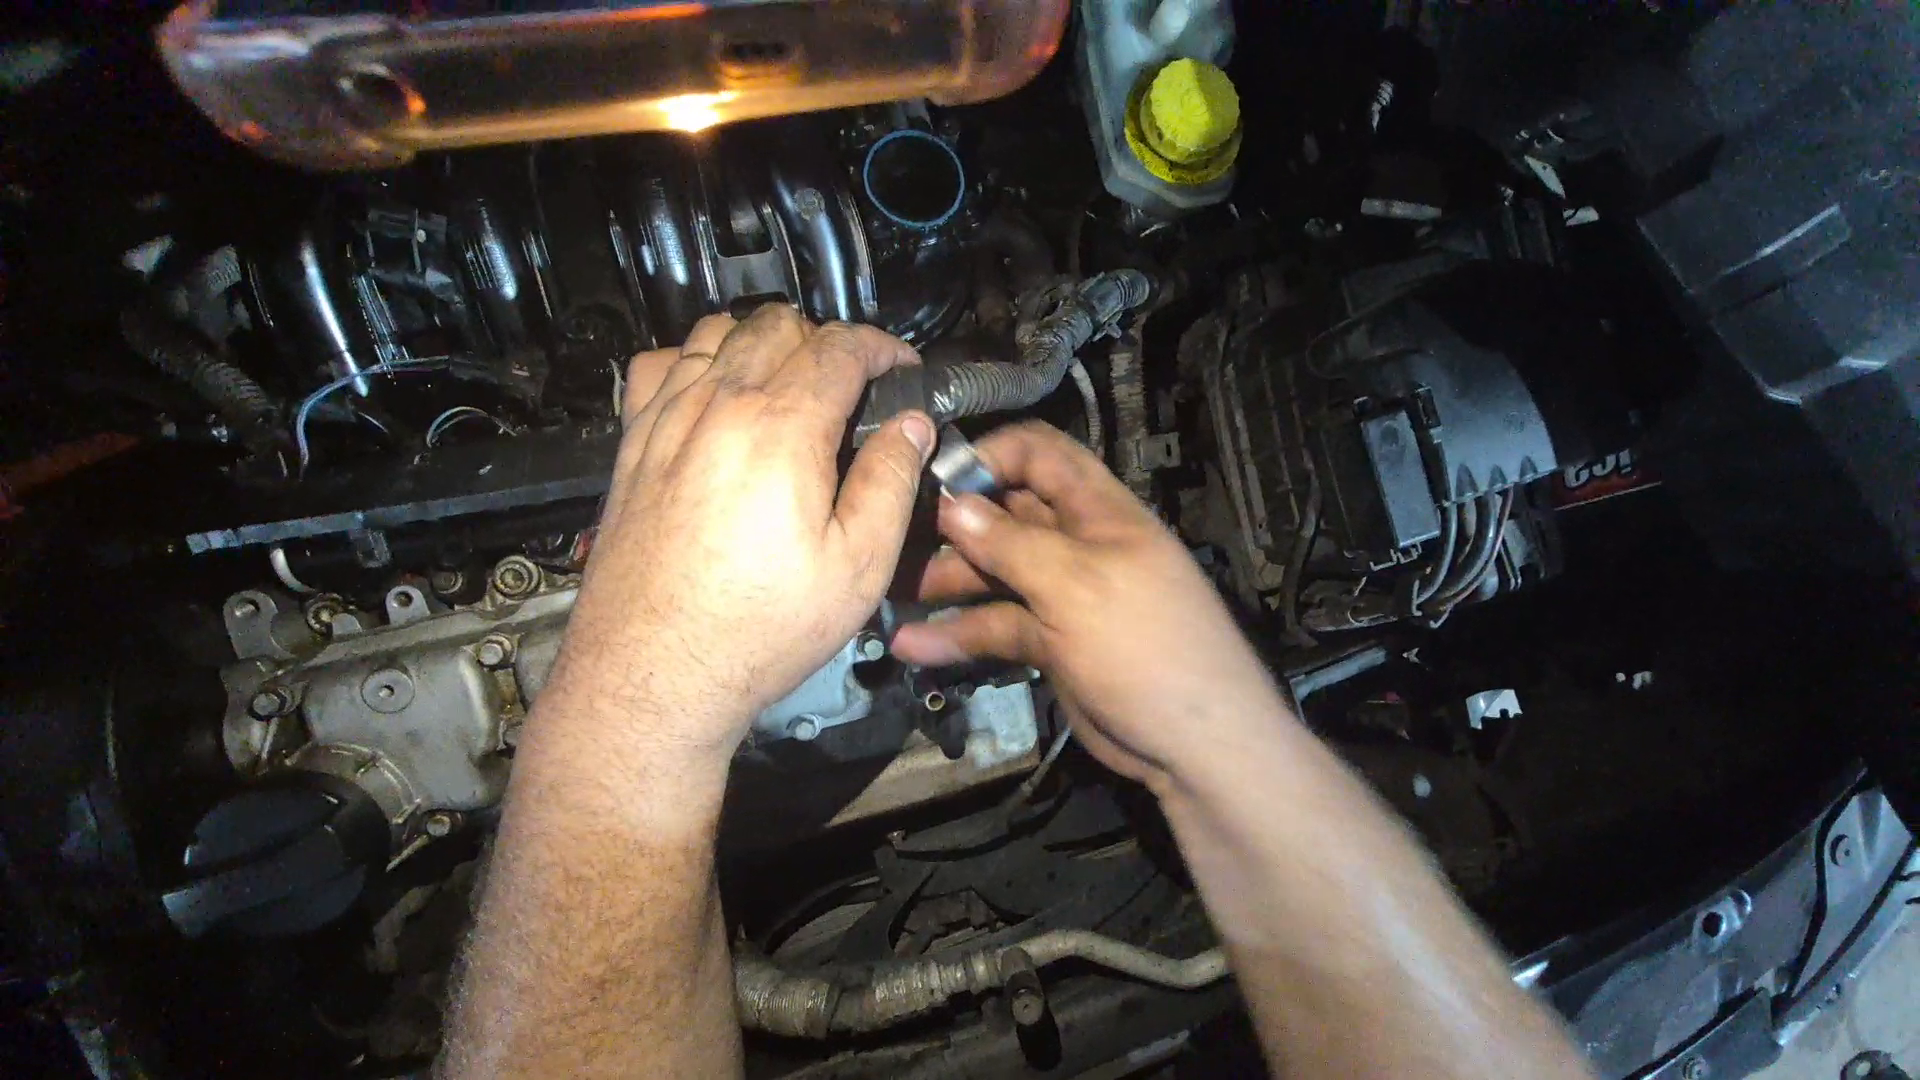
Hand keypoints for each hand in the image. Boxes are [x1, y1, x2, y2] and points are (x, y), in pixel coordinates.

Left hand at [543, 306, 935, 760]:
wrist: (653, 675)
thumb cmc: (762, 628)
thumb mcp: (858, 566)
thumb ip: (890, 480)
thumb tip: (911, 424)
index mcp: (781, 428)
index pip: (839, 348)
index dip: (882, 348)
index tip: (902, 370)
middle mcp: (718, 406)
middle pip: (778, 326)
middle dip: (827, 342)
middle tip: (853, 388)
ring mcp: (666, 421)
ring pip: (716, 331)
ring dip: (764, 342)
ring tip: (789, 384)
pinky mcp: (632, 446)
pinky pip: (660, 364)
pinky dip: (696, 359)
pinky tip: (713, 395)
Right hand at [890, 422, 1292, 790]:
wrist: (1195, 746)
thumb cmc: (1145, 646)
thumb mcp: (1078, 586)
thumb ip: (1012, 543)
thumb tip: (951, 504)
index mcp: (1097, 510)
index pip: (1038, 454)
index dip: (988, 457)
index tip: (934, 482)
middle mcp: (1076, 544)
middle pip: (1006, 514)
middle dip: (953, 524)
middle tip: (896, 541)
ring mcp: (1061, 596)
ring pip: (994, 574)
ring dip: (947, 581)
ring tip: (893, 594)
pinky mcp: (1049, 643)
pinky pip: (997, 627)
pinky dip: (958, 635)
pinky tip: (913, 645)